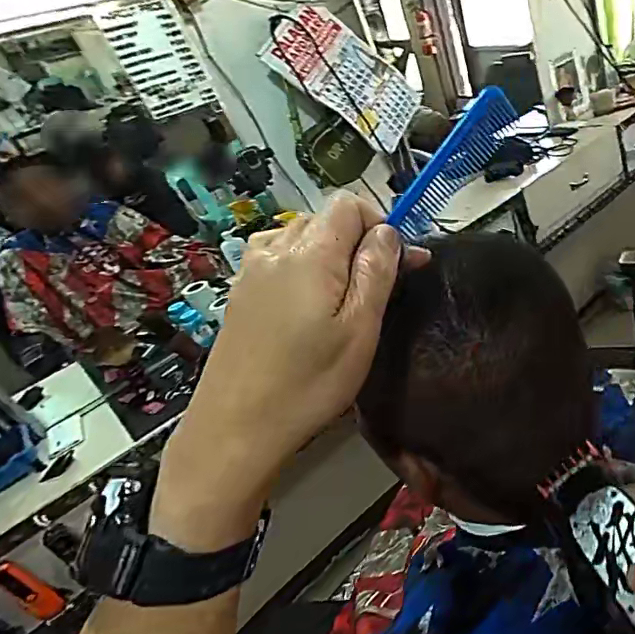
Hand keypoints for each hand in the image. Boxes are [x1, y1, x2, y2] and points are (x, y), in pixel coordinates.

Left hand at [154, 195, 426, 549]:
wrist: (235, 428)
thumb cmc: (309, 382)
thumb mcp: (360, 329)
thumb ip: (377, 272)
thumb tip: (389, 232)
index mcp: (309, 254)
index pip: (350, 205)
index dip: (381, 225)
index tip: (399, 265)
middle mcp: (274, 250)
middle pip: (326, 218)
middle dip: (360, 240)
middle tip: (381, 287)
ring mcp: (251, 270)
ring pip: (302, 235)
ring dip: (332, 253)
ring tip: (346, 295)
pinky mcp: (241, 292)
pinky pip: (279, 256)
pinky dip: (304, 265)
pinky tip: (310, 301)